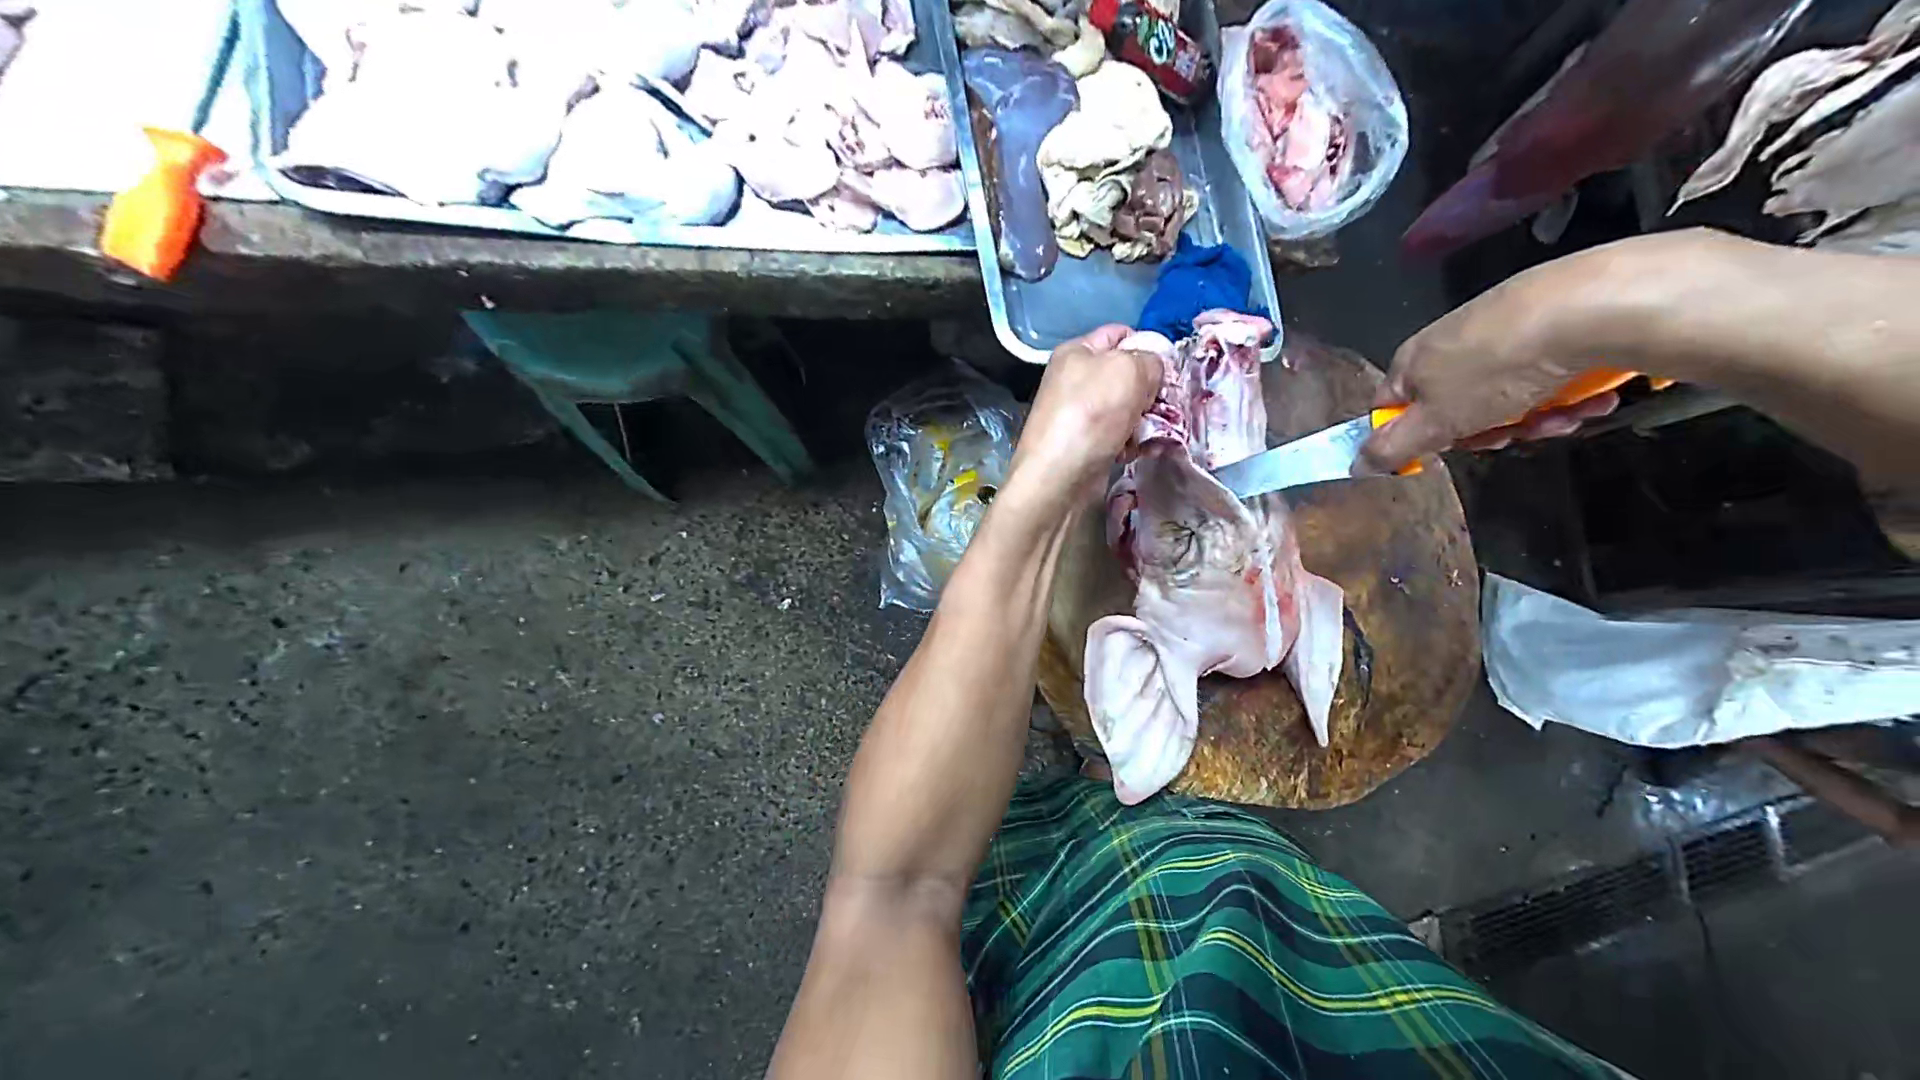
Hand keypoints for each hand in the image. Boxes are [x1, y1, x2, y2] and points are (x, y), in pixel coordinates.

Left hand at [1004, 325, 1160, 508]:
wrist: (1059, 477)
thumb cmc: (1091, 414)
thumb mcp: (1128, 369)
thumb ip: (1150, 360)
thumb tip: (1154, 370)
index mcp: (1078, 352)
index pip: (1120, 333)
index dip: (1147, 345)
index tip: (1167, 368)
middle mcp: (1076, 380)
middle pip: (1128, 375)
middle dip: (1151, 390)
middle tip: (1163, 405)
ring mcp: (1081, 414)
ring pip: (1129, 408)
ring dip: (1147, 420)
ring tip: (1150, 434)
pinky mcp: (1087, 444)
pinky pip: (1121, 435)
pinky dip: (1133, 443)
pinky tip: (1137, 452)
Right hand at [1357, 239, 1665, 472]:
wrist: (1594, 307)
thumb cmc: (1497, 368)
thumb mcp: (1435, 421)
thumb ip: (1392, 446)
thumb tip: (1355, 465)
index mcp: (1412, 362)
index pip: (1392, 409)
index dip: (1413, 437)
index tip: (1442, 453)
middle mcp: (1451, 344)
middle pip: (1455, 409)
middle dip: (1487, 431)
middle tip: (1511, 435)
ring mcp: (1503, 332)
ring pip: (1506, 397)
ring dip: (1534, 418)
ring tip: (1562, 416)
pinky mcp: (1554, 324)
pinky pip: (1547, 374)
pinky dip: (1567, 394)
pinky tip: (1588, 397)